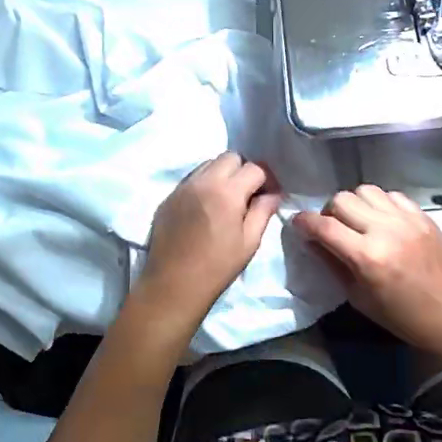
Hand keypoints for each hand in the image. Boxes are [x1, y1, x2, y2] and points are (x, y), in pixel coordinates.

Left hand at [133, 153, 281, 325]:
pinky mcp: (168, 197)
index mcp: (227, 192)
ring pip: (208, 164)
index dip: (266, 179)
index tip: (269, 195)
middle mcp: (203, 181)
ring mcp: (182, 187)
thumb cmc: (217, 267)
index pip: (254, 168)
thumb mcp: (249, 242)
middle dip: (243, 171)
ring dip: (221, 174)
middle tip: (247, 194)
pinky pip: (191, 179)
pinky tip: (205, 208)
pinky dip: (203, 184)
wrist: (173, 284)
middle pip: (230, 157)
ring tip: (225, 200)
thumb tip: (273, 194)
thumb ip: (263, 212)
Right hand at [295, 185, 441, 356]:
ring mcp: (406, 219)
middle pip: (341, 200)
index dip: (304, 222)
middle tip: (332, 229)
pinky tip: (381, 221)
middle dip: (329, 212)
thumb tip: (311, 241)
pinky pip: (390, 194)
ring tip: (357, 222)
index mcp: (367, 257)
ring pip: (364, 190)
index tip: (297, 225)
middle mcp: (385, 231)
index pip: (324, 226)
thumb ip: (333, 264)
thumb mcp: (358, 298)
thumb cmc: (403, 316)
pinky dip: (379, 204)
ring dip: (354, 204)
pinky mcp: (422, 215)